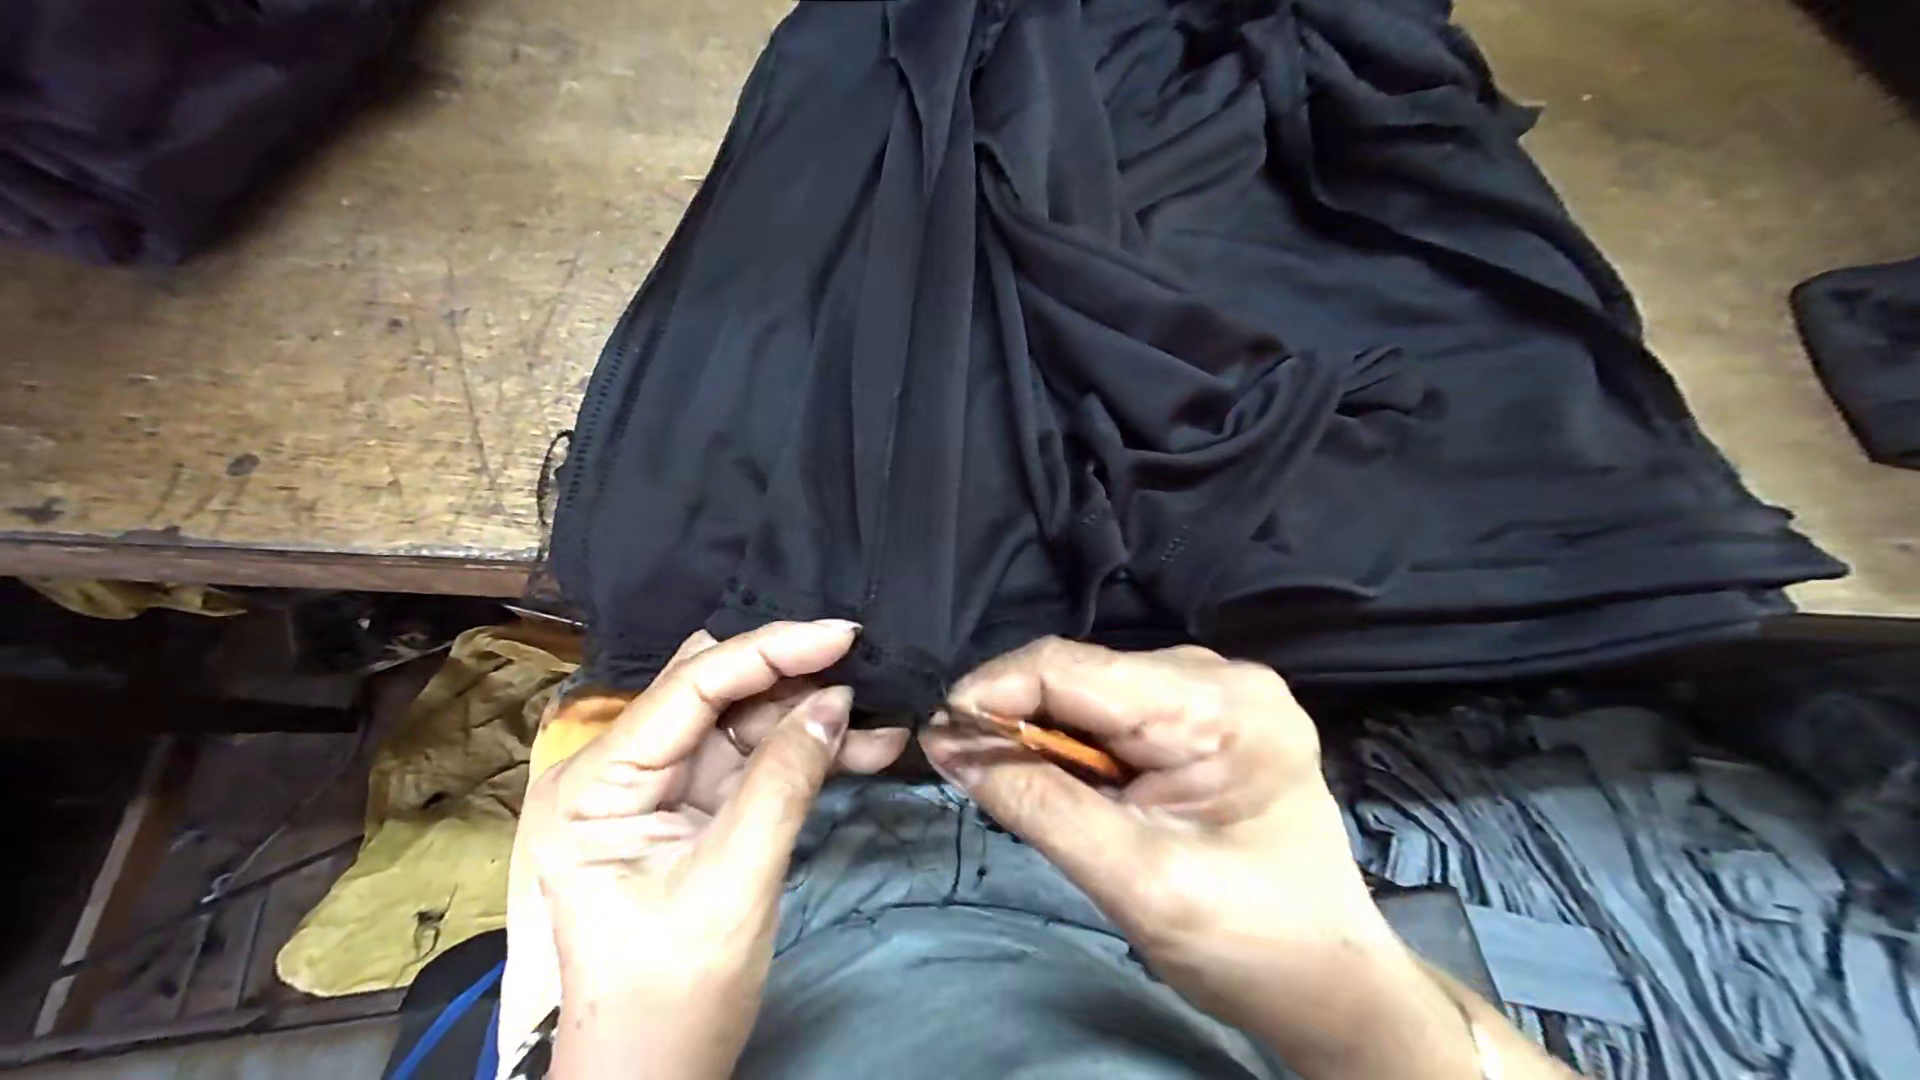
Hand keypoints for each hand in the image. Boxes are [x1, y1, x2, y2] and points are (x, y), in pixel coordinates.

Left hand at [517, 620, 906, 1078]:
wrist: (659, 1070)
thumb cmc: (674, 993)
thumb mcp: (734, 884)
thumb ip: (784, 782)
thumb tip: (836, 701)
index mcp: (598, 782)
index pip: (689, 687)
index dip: (769, 651)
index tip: (839, 634)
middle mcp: (627, 766)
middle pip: (719, 690)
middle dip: (793, 677)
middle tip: (862, 665)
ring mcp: (670, 780)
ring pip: (751, 718)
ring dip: (814, 715)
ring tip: (879, 715)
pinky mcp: (706, 798)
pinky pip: (765, 754)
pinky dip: (814, 749)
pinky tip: (870, 746)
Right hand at [922, 639, 1504, 1079]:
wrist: (1328, 978)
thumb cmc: (1248, 944)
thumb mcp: (1135, 882)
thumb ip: (1038, 806)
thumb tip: (948, 745)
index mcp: (1218, 706)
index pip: (1074, 667)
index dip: (994, 692)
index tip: (939, 735)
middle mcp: (1215, 674)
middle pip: (1079, 673)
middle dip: (1015, 717)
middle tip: (970, 768)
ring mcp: (1209, 688)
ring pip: (1088, 688)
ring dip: (1042, 731)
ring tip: (1023, 784)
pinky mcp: (1199, 709)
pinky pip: (1110, 707)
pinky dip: (1074, 741)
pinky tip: (1072, 779)